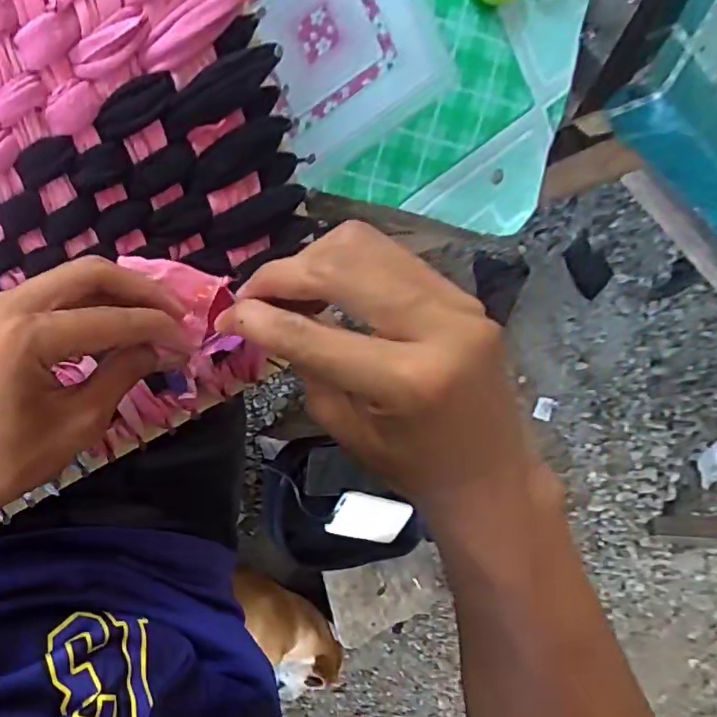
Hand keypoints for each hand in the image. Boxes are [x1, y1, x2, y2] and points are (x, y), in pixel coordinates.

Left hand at [0, 257, 193, 526]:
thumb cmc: (13, 460)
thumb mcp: (79, 420)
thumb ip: (124, 373)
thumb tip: (163, 346)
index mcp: (26, 334)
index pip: (109, 318)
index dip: (156, 327)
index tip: (190, 340)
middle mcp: (8, 305)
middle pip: (89, 274)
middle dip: (140, 291)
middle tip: (177, 313)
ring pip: (71, 279)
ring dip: (116, 294)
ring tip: (155, 317)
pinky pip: (52, 296)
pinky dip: (87, 304)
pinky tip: (115, 323)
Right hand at [218, 221, 551, 516]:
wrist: (492, 472)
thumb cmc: (411, 465)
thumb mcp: (343, 425)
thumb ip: (306, 364)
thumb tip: (263, 319)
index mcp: (408, 379)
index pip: (314, 333)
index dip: (258, 318)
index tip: (224, 317)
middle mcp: (441, 326)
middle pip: (342, 262)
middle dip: (281, 273)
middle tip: (250, 296)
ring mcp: (458, 301)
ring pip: (364, 244)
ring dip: (310, 260)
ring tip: (286, 291)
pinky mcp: (459, 292)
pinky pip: (387, 255)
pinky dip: (341, 263)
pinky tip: (322, 288)